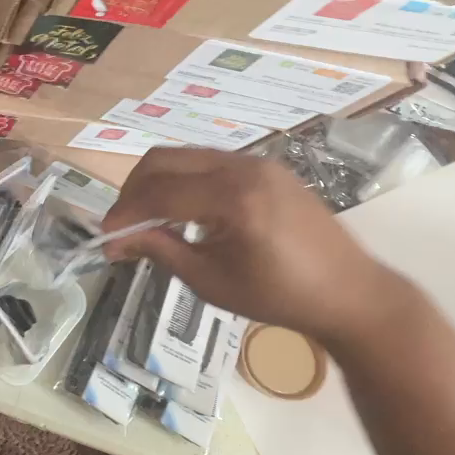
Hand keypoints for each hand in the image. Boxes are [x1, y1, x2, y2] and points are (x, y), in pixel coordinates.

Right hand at [102, 148, 415, 347]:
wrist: (350, 293)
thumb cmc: (279, 297)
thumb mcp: (210, 281)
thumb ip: (160, 250)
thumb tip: (115, 239)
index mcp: (234, 199)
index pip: (159, 192)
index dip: (125, 212)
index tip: (105, 237)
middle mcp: (244, 168)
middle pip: (165, 160)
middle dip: (134, 190)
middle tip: (122, 224)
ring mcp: (258, 162)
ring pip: (185, 157)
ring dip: (157, 183)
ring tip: (147, 219)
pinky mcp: (266, 167)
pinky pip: (209, 163)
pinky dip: (184, 181)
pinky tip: (182, 212)